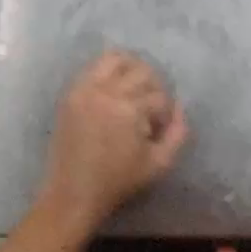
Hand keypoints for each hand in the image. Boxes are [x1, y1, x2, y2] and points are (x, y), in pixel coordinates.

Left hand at [36, 51, 189, 235]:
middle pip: (142, 71)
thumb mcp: (160, 163)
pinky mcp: (71, 94)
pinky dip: (109, 71)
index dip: (165, 113)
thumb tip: (179, 106)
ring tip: (136, 87)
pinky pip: (93, 68)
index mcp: (129, 110)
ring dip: (132, 68)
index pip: (160, 97)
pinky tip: (115, 88)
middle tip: (152, 106)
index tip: (159, 128)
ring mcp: (85, 90)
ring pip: (115, 59)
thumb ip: (178, 132)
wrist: (73, 192)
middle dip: (154, 87)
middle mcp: (107, 92)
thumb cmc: (118, 181)